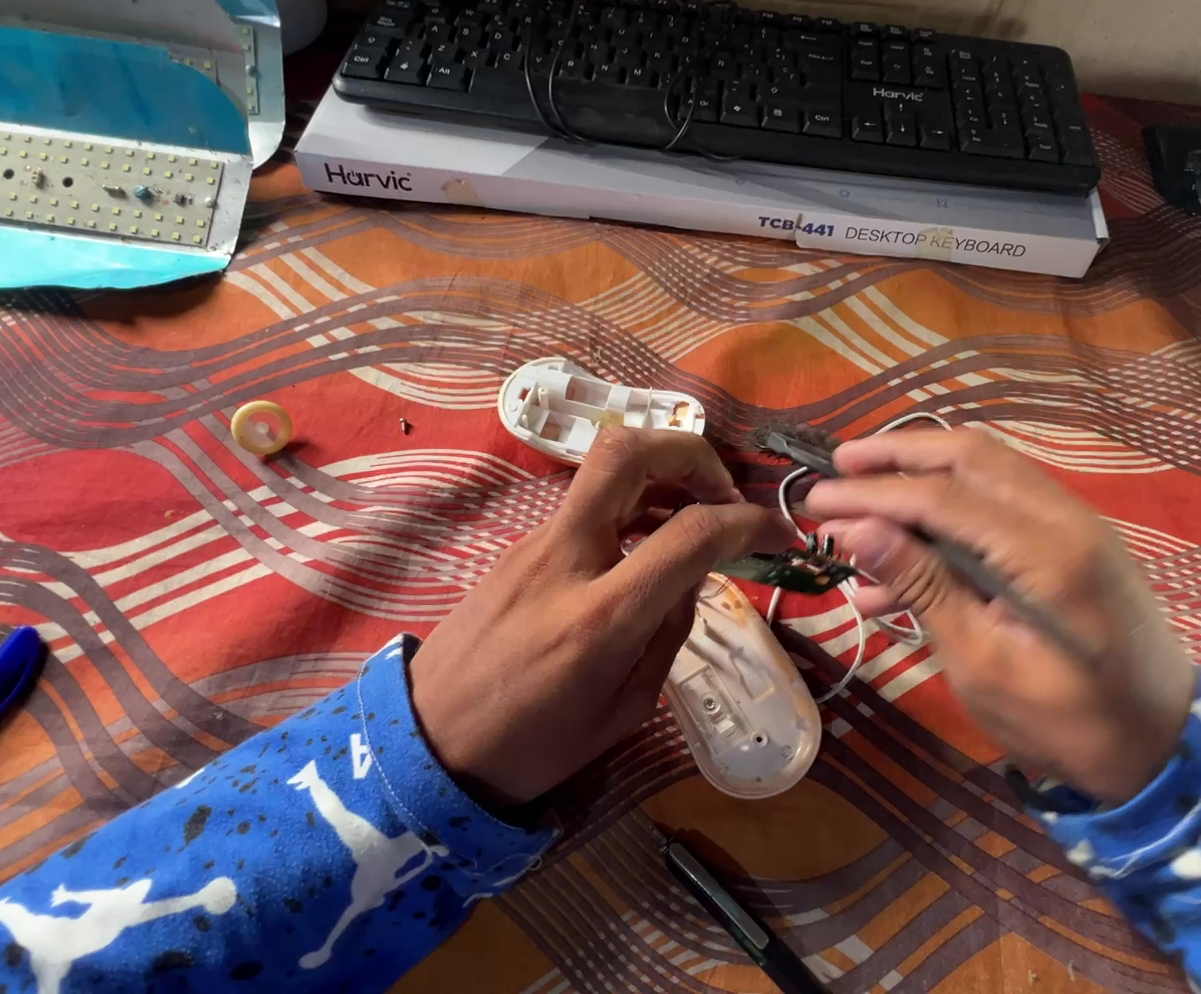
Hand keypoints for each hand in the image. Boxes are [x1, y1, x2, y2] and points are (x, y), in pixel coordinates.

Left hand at [409, 428, 796, 809]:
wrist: (425, 744)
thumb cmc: (531, 748)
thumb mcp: (623, 711)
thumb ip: (667, 634)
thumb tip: (689, 577)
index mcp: (599, 617)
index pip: (689, 535)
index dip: (747, 522)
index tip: (776, 532)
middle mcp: (564, 560)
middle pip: (627, 453)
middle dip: (690, 452)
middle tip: (721, 492)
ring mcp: (532, 544)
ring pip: (603, 468)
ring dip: (661, 473)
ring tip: (692, 515)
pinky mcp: (517, 545)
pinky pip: (585, 502)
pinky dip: (630, 502)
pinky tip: (644, 542)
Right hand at [803, 429, 1194, 802]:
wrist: (1165, 752)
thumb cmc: (1068, 723)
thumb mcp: (981, 664)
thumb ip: (922, 585)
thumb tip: (856, 529)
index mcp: (1047, 553)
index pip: (941, 496)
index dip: (872, 493)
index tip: (816, 499)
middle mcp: (1065, 518)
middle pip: (968, 456)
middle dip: (896, 455)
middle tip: (839, 465)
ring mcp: (1072, 526)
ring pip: (983, 471)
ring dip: (918, 476)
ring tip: (859, 499)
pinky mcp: (1068, 544)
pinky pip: (997, 509)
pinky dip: (945, 516)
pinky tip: (895, 563)